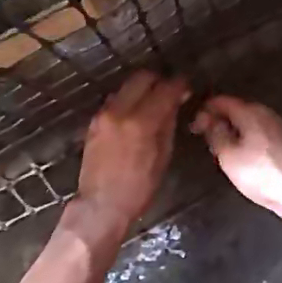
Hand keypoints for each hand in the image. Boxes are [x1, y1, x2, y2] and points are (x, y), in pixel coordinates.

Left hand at [74, 70, 190, 233]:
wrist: (101, 205)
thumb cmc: (139, 188)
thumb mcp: (163, 157)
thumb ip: (168, 124)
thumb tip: (175, 102)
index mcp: (141, 122)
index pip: (165, 89)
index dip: (180, 84)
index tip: (187, 86)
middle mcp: (120, 111)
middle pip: (142, 77)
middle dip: (159, 81)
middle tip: (170, 92)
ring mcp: (103, 114)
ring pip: (126, 86)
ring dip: (142, 89)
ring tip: (153, 103)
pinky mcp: (94, 121)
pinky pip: (115, 100)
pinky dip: (128, 100)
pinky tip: (136, 114)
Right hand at [190, 95, 281, 223]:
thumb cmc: (262, 173)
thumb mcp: (229, 156)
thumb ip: (216, 134)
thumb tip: (210, 120)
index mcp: (251, 112)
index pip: (221, 101)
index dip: (204, 111)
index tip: (194, 128)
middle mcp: (267, 114)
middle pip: (236, 111)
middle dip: (218, 122)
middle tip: (206, 141)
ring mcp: (279, 128)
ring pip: (248, 124)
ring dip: (232, 133)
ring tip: (221, 153)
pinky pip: (259, 135)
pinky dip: (246, 141)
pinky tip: (243, 160)